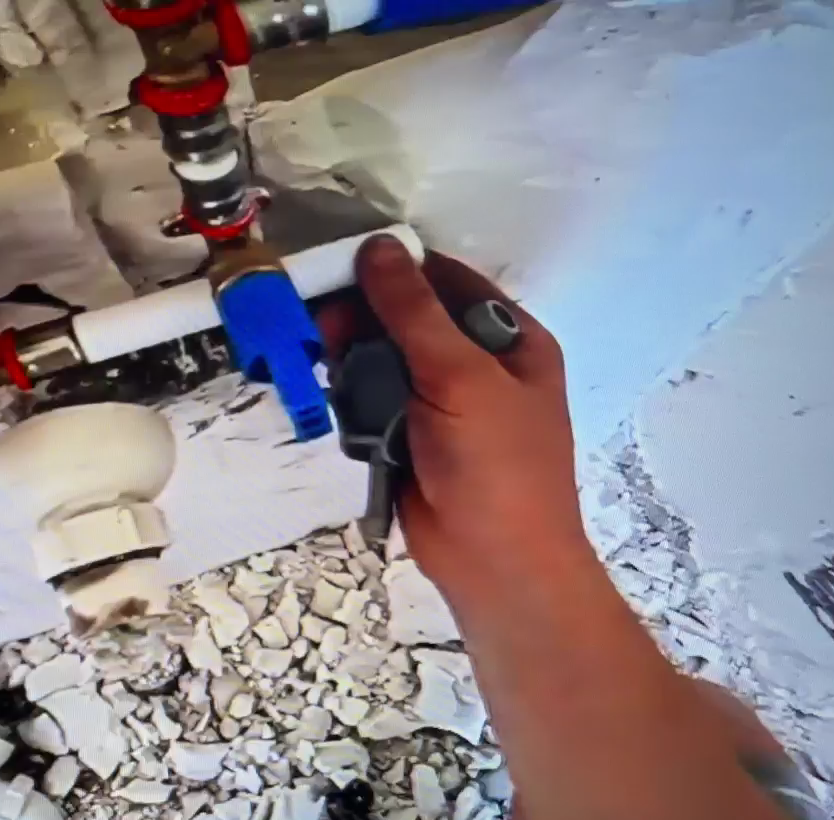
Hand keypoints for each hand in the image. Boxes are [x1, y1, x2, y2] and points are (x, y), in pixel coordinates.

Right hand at [351, 236, 595, 607]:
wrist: (492, 559)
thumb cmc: (495, 462)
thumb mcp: (461, 375)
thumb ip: (414, 313)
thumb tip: (378, 247)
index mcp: (510, 341)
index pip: (449, 284)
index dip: (400, 270)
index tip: (345, 266)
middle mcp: (474, 367)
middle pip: (410, 324)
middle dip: (367, 320)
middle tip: (324, 322)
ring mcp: (438, 407)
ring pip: (384, 364)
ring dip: (354, 359)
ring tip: (324, 358)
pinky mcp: (406, 439)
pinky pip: (372, 403)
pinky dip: (351, 397)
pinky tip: (333, 394)